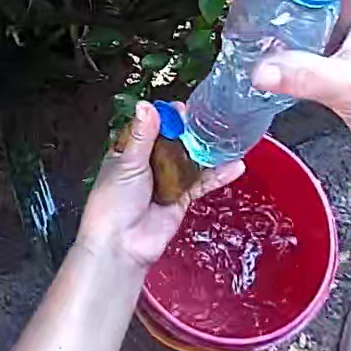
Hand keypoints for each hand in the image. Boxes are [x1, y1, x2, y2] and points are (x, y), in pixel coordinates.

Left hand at [74, 101, 243, 269]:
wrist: (121, 245)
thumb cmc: (114, 202)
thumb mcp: (128, 163)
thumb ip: (143, 135)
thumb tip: (146, 105)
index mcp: (129, 153)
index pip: (150, 128)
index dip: (166, 118)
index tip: (182, 109)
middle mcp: (149, 165)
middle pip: (173, 142)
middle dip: (190, 131)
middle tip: (209, 118)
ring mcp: (167, 182)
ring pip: (190, 161)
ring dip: (207, 150)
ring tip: (227, 135)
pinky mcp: (182, 199)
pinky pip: (201, 183)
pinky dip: (218, 175)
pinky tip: (235, 165)